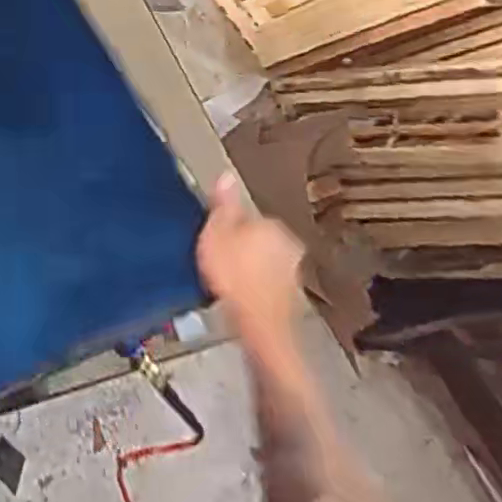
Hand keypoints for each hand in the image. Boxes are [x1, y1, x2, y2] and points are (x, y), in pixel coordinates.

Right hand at [195, 174, 304, 337]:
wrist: (259, 325)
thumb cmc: (235, 276)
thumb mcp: (216, 231)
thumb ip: (223, 204)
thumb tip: (227, 176)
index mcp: (273, 225)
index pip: (244, 213)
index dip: (222, 223)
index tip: (209, 233)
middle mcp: (290, 245)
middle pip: (254, 234)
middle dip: (237, 241)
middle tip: (213, 253)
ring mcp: (292, 270)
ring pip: (260, 256)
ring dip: (244, 261)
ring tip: (222, 272)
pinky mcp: (289, 292)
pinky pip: (264, 276)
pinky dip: (251, 279)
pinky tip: (235, 287)